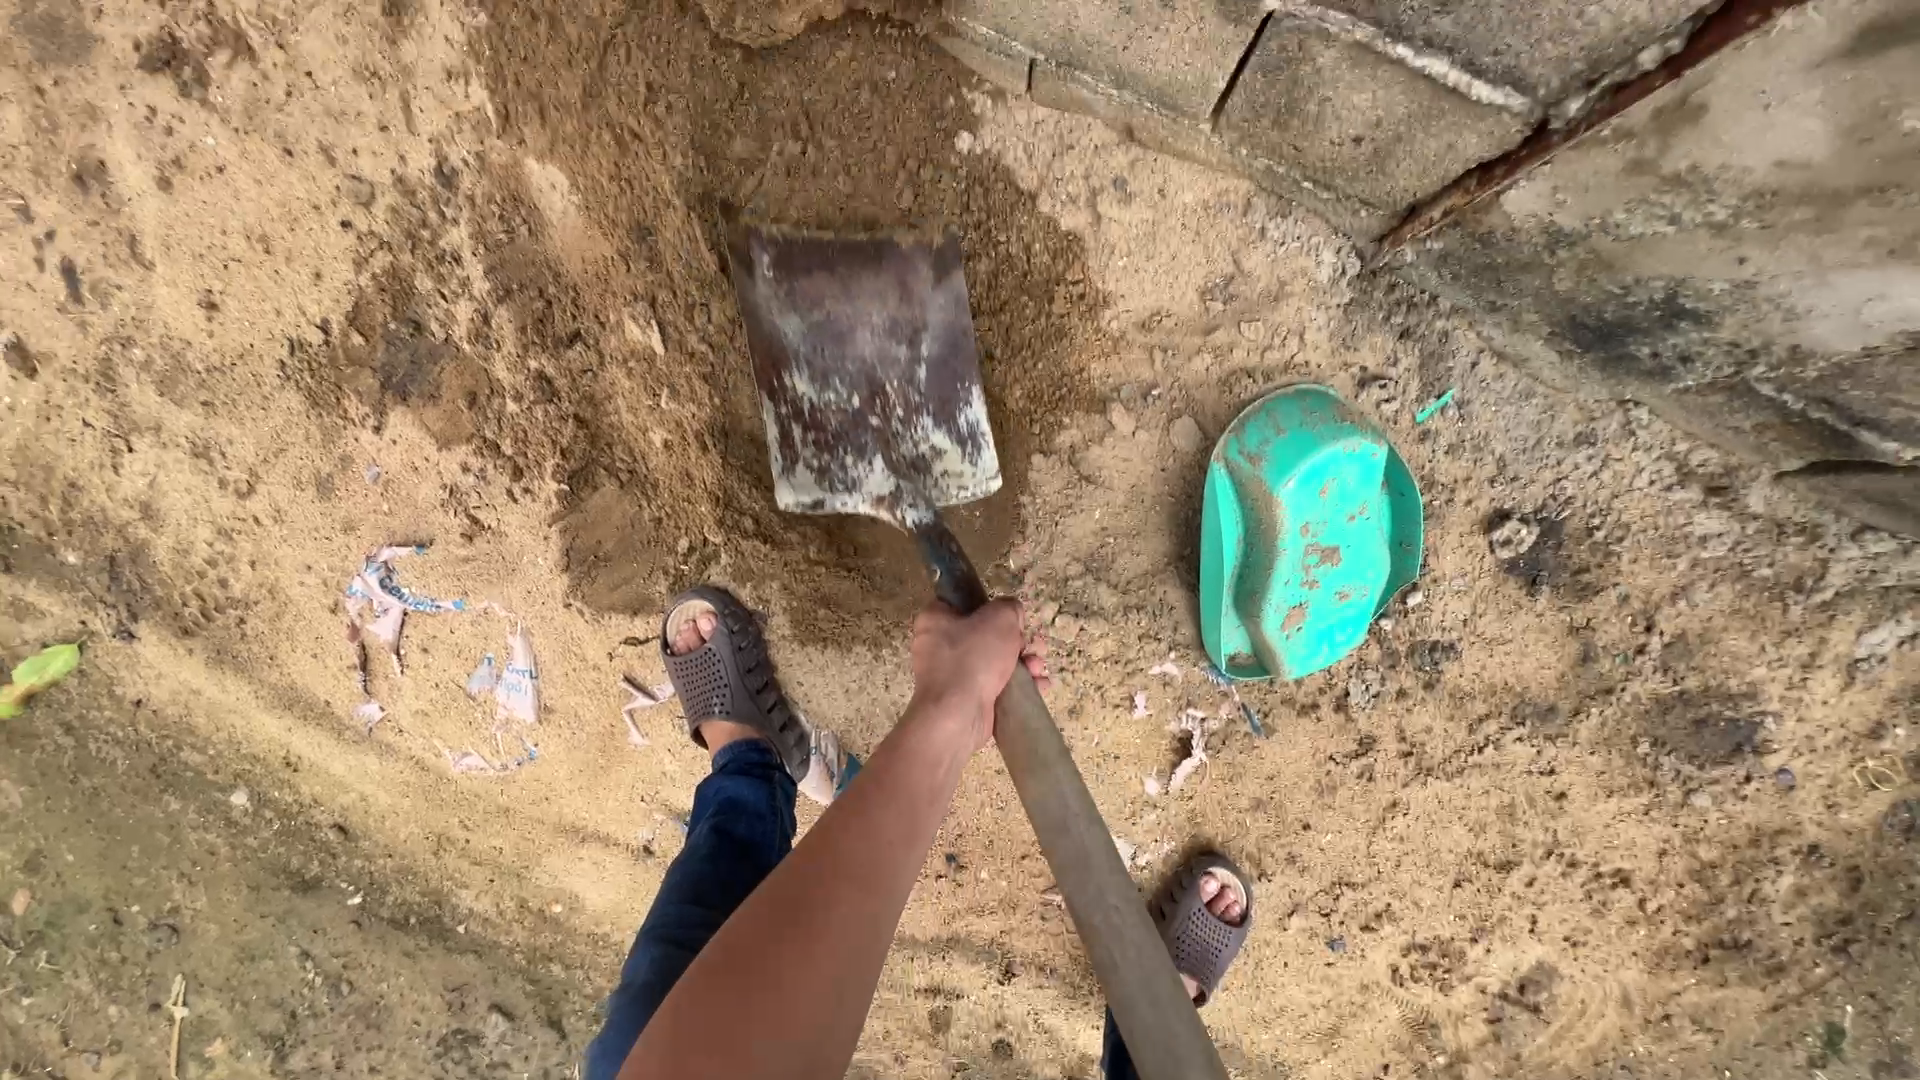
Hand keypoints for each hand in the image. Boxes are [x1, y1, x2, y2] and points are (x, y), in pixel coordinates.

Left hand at [908, 599, 1049, 752]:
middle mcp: (939, 645)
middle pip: (986, 634)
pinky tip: (1039, 685)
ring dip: (1024, 663)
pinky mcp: (966, 699)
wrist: (957, 715)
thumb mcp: (999, 618)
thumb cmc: (974, 657)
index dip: (992, 607)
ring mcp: (952, 675)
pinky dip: (1018, 685)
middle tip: (1032, 645)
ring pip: (995, 661)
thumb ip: (1010, 608)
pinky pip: (996, 685)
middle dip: (1017, 641)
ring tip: (1038, 668)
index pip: (964, 603)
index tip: (1010, 618)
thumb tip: (1012, 616)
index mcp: (936, 619)